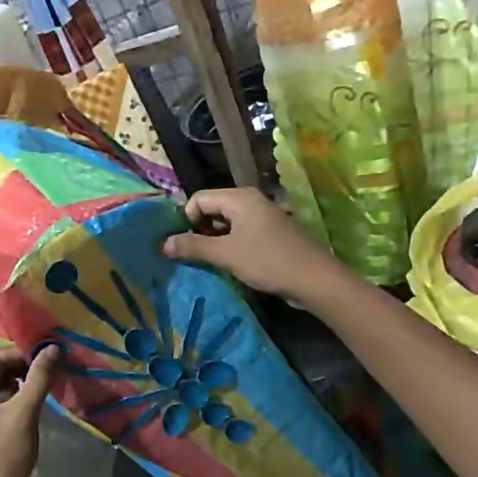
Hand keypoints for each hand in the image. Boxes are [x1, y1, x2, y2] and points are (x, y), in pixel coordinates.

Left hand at [0, 345, 59, 476]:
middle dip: (25, 365)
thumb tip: (55, 347)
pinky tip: (38, 392)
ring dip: (24, 378)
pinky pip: (0, 395)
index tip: (54, 352)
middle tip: (55, 364)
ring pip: (0, 381)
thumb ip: (39, 378)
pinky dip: (19, 392)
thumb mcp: (23, 414)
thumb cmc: (4, 458)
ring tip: (51, 376)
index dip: (24, 352)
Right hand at [161, 188, 347, 302]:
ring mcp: (263, 216)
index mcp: (239, 197)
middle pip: (213, 208)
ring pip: (228, 222)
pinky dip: (232, 245)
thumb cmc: (267, 261)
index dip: (187, 220)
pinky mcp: (272, 232)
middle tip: (197, 255)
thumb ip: (193, 246)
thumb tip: (163, 243)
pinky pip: (242, 232)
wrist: (314, 278)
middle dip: (200, 230)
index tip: (187, 245)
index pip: (199, 199)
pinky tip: (233, 264)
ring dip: (216, 240)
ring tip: (213, 262)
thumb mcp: (225, 254)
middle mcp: (251, 200)